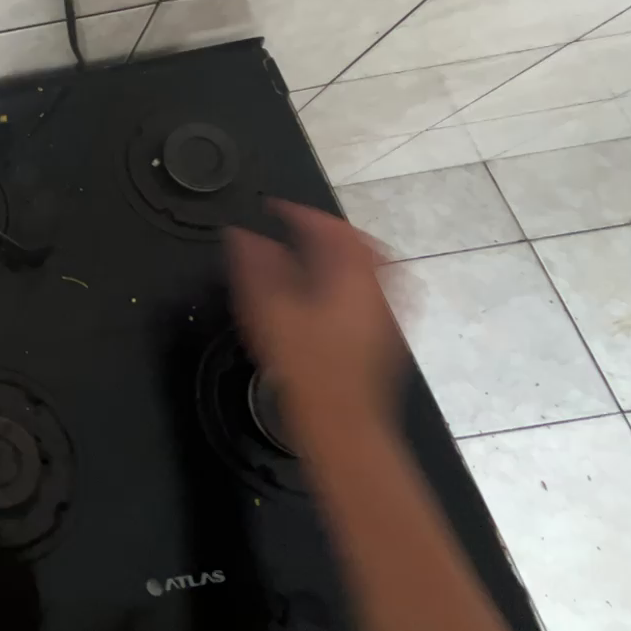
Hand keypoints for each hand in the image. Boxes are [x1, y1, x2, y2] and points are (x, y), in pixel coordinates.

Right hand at [225, 201, 404, 437]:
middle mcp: (378, 291)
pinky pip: (383, 292)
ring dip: (353, 252)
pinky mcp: (386, 337)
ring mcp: (388, 316)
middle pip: (366, 246)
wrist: (339, 420)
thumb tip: (242, 235)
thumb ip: (256, 266)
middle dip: (335, 230)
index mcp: (349, 278)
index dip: (302, 213)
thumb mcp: (267, 308)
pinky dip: (362, 279)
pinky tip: (341, 292)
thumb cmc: (301, 362)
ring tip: (326, 252)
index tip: (276, 210)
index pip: (331, 230)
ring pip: (381, 269)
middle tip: (305, 227)